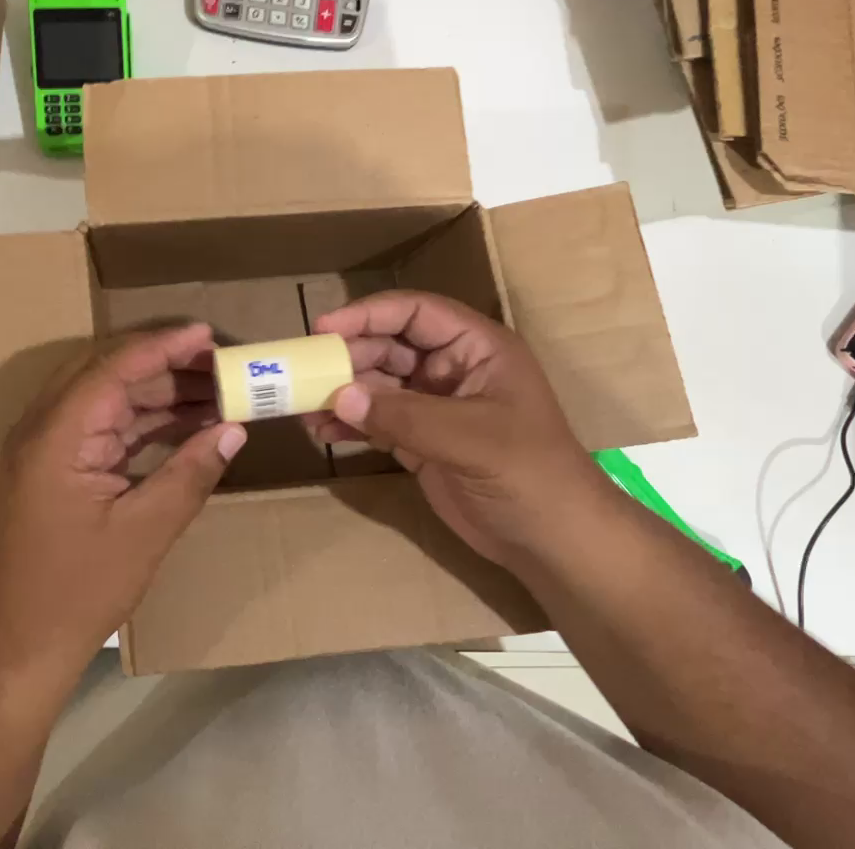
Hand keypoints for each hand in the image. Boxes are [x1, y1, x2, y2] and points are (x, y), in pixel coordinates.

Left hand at [0, 323, 246, 664]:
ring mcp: (49, 447)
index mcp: (56, 437)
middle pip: (108, 374)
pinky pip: (105, 427)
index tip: (208, 335)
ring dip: (159, 393)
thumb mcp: (145, 532)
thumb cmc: (80, 589)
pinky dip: (146, 422)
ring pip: (109, 399)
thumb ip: (190, 474)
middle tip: (221, 362)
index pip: (112, 369)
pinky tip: (189, 422)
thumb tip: (234, 429)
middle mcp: (45, 429)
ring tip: (217, 390)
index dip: (162, 346)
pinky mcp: (59, 466)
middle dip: (165, 364)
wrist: (24, 639)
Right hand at [305, 291, 601, 569]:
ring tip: (301, 404)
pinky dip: (348, 423)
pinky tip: (321, 431)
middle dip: (347, 355)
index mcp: (477, 348)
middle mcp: (452, 369)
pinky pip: (376, 421)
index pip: (416, 313)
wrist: (553, 542)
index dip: (370, 314)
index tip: (324, 327)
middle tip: (303, 371)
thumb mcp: (471, 438)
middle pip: (389, 346)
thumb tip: (339, 396)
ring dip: (341, 391)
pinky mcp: (421, 443)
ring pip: (377, 384)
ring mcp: (436, 407)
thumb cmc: (529, 474)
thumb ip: (405, 415)